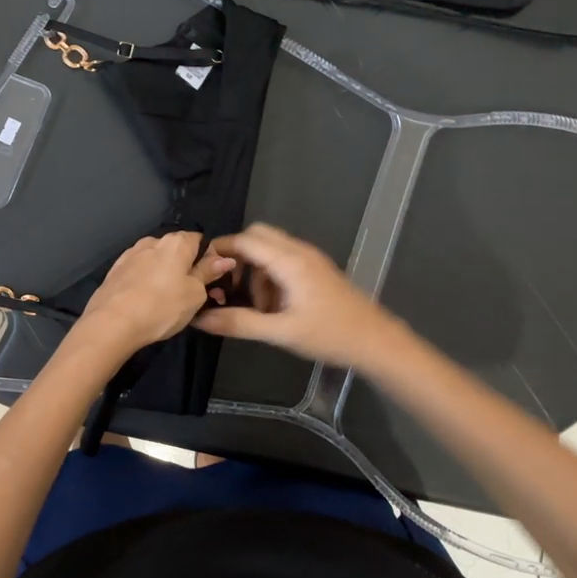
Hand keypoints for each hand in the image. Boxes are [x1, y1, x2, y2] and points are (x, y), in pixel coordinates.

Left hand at [72, 231, 233, 361]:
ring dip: (165, 275)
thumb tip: (224, 259)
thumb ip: (208, 273)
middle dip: (186, 267)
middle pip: (177, 250)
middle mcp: (152, 241)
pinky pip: (139, 271)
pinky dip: (146, 281)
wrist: (111, 323)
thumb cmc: (161, 307)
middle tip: (192, 295)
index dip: (209, 258)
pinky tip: (145, 300)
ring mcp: (130, 254)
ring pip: (157, 261)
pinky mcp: (115, 270)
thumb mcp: (195, 294)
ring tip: (166, 301)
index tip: (211, 280)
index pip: (200, 240)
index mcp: (176, 242)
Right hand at [195, 223, 406, 368]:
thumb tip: (200, 319)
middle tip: (228, 286)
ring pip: (270, 247)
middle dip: (238, 256)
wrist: (376, 341)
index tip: (203, 270)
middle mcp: (299, 251)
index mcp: (289, 261)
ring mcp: (310, 258)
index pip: (245, 240)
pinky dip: (270, 274)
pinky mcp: (317, 269)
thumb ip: (239, 323)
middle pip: (258, 235)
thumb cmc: (330, 335)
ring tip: (255, 305)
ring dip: (255, 269)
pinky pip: (284, 259)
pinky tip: (274, 306)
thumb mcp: (281, 333)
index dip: (221, 250)